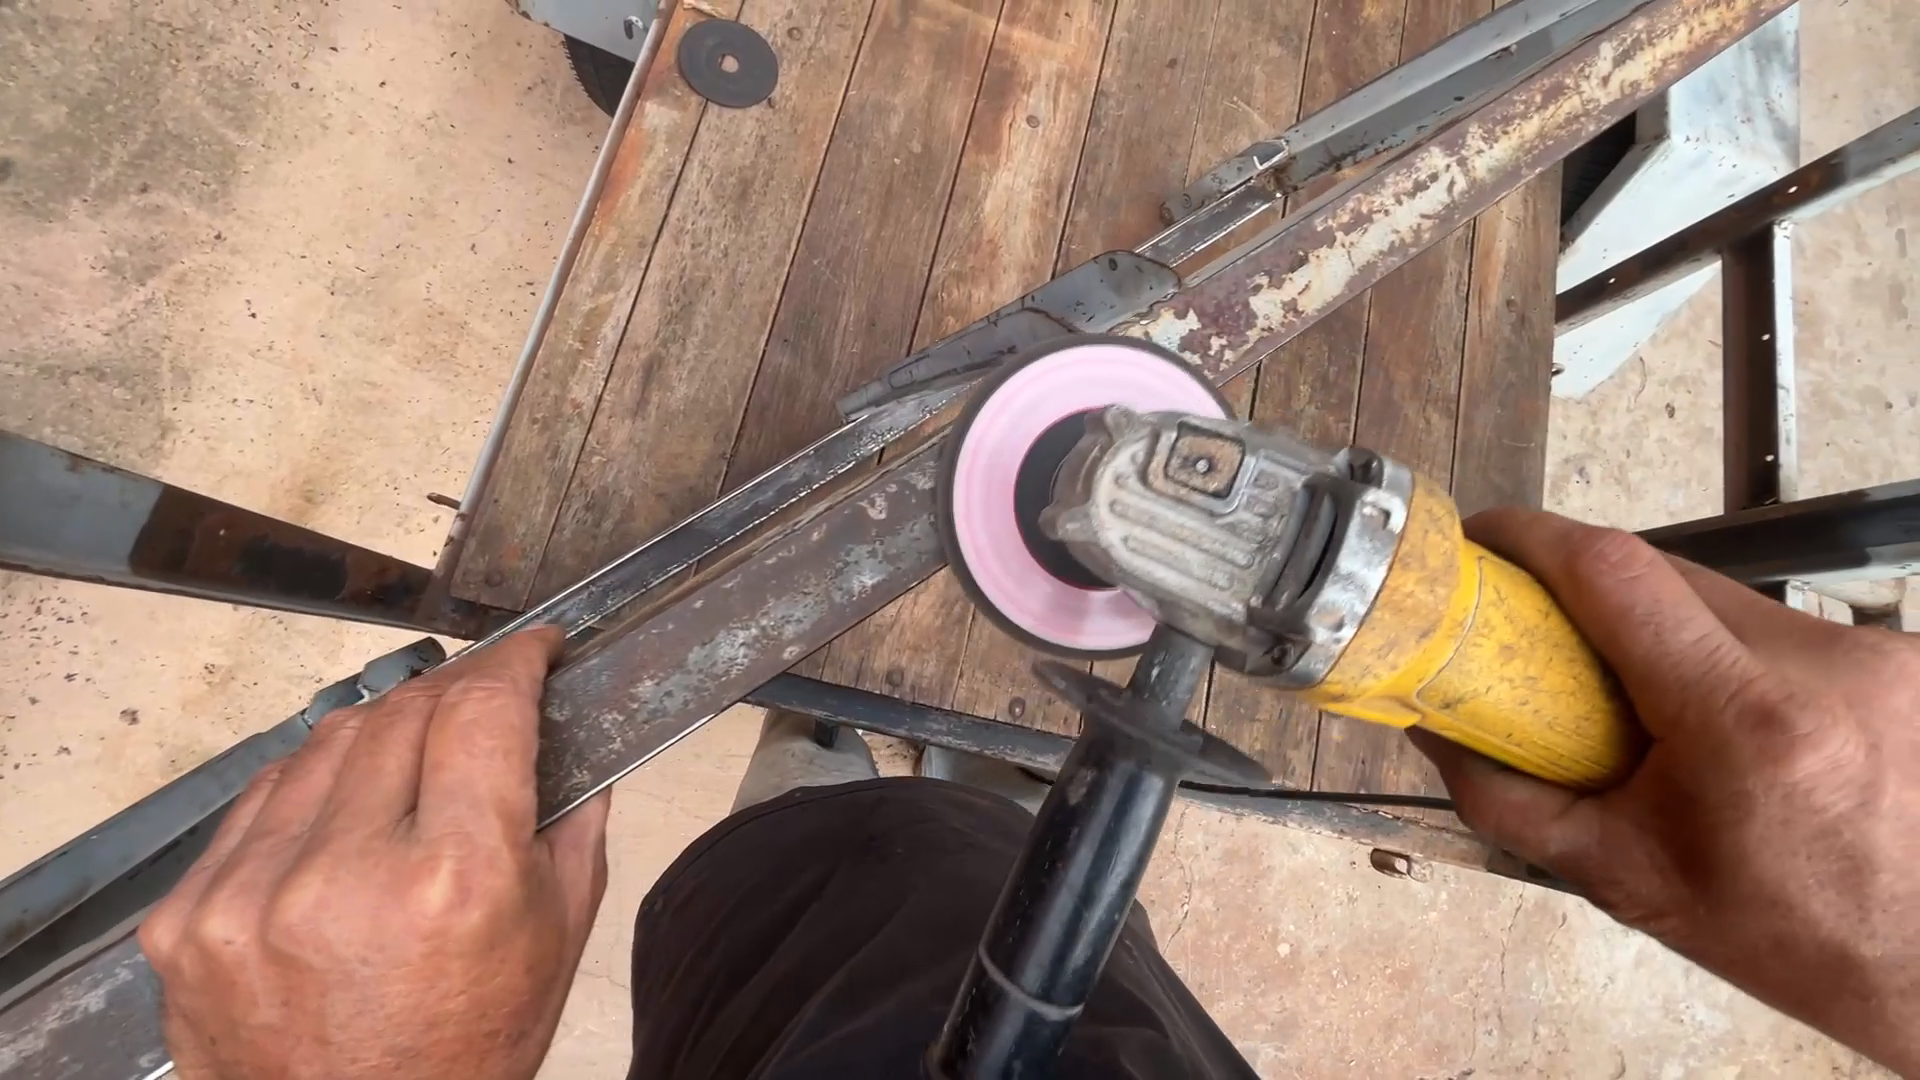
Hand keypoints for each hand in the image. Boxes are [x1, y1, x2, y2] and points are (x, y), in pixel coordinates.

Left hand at [140, 627, 608, 1079]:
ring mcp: (250, 891)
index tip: (541, 646)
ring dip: (401, 715)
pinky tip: (365, 783)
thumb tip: (564, 727)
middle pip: (410, 708)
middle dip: (467, 680)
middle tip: (499, 687)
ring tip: (435, 731)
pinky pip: (273, 790)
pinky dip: (332, 765)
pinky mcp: (190, 914)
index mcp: (458, 873)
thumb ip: (576, 808)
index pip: (484, 710)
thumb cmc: (487, 1026)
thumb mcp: (567, 914)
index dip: (518, 658)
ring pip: (337, 734)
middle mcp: (346, 871)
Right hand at [1412, 508, 1919, 1074]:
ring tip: (1612, 675)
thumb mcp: (1611, 873)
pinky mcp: (1911, 660)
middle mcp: (1829, 662)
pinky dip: (1702, 639)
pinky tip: (1700, 700)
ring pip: (1712, 590)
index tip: (1477, 537)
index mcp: (1746, 715)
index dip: (1531, 535)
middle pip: (1658, 570)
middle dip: (1574, 580)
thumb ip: (1499, 796)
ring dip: (1639, 612)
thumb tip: (1426, 726)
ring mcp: (1885, 655)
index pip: (1615, 571)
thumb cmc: (1779, 932)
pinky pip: (1764, 619)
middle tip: (1524, 621)